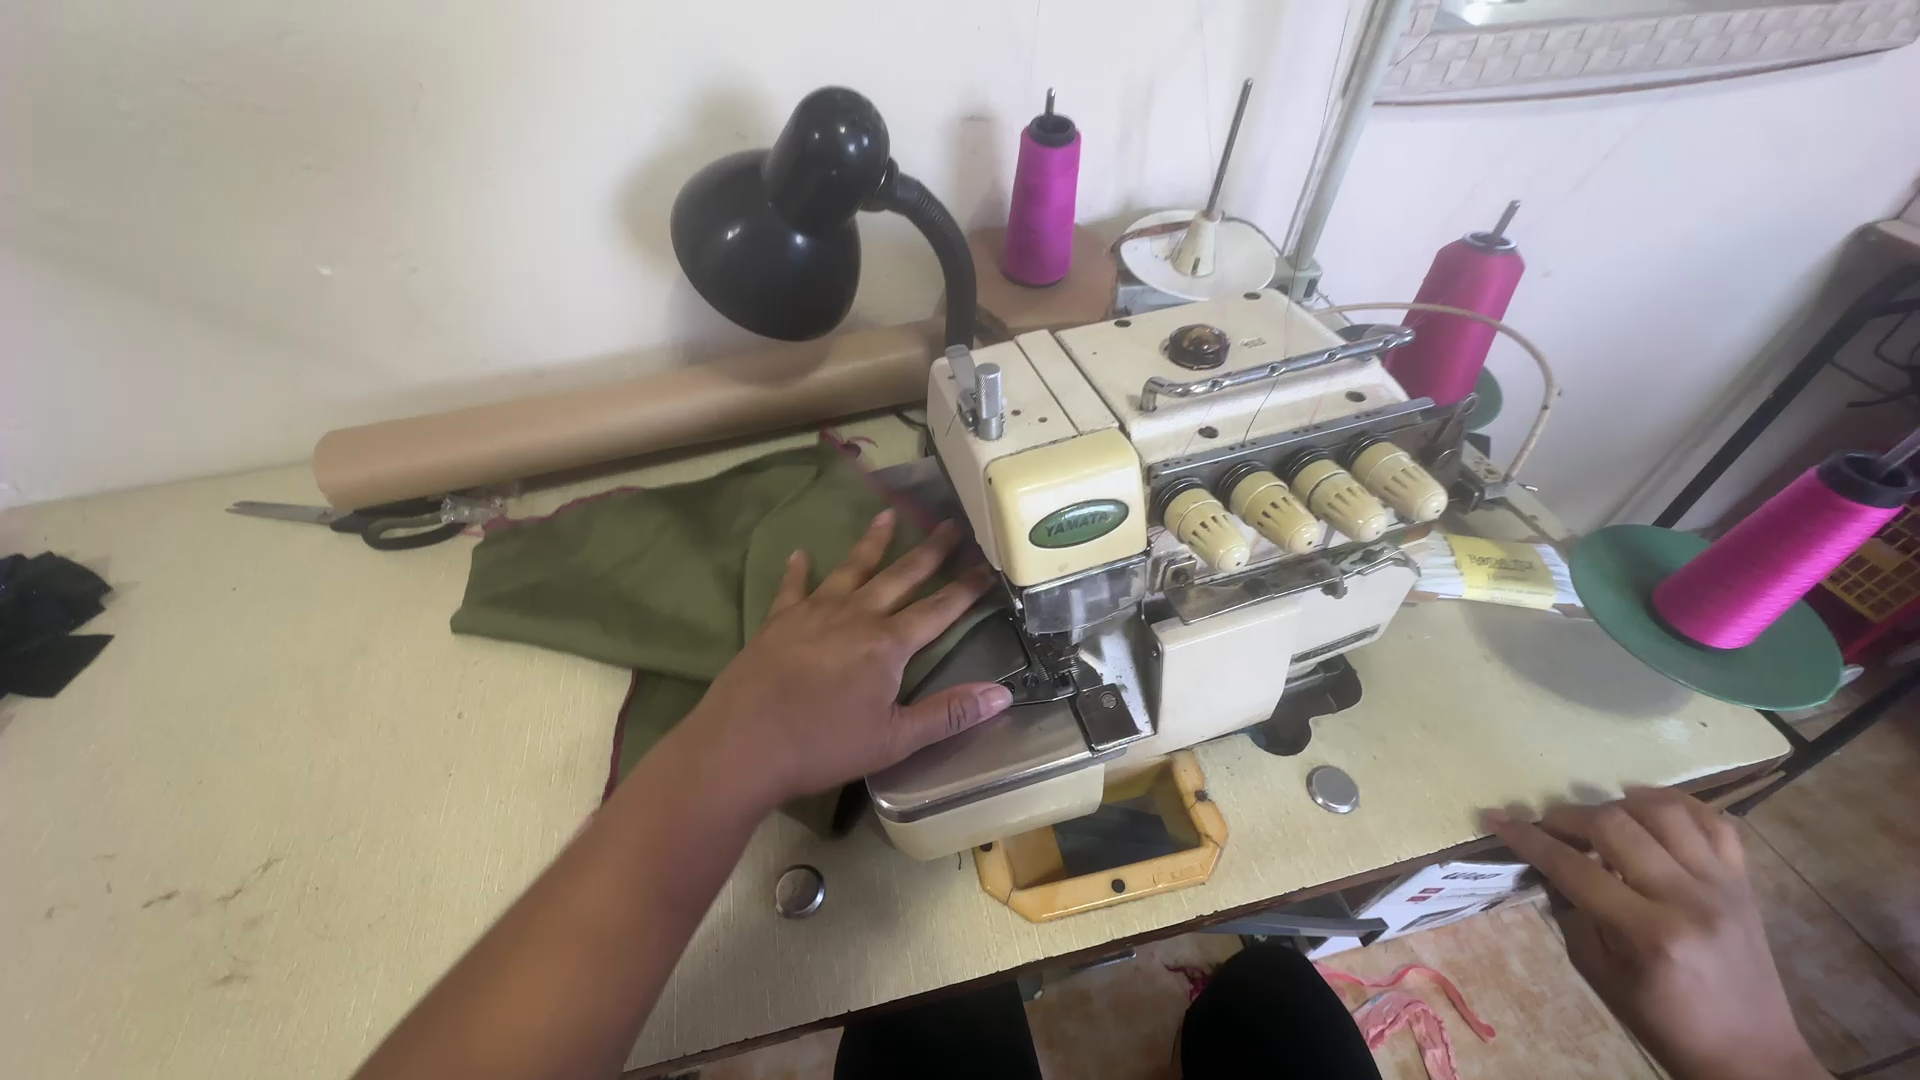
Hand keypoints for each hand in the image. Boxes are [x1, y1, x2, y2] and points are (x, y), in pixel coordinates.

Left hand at [686, 509, 1011, 805]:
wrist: (741, 745)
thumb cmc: (822, 746)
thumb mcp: (895, 740)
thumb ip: (949, 714)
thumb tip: (1003, 694)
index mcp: (888, 644)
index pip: (938, 609)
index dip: (966, 587)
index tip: (987, 563)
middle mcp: (856, 616)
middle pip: (901, 577)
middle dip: (929, 551)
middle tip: (951, 523)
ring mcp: (814, 613)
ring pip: (851, 569)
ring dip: (872, 542)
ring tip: (888, 515)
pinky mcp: (778, 621)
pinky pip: (793, 588)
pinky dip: (798, 570)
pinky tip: (800, 553)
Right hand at [1488, 789, 1825, 1079]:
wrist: (1750, 1054)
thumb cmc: (1660, 1017)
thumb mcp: (1597, 967)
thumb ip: (1570, 907)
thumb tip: (1546, 861)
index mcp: (1648, 932)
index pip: (1573, 866)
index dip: (1527, 838)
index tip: (1496, 818)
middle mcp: (1689, 900)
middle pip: (1616, 826)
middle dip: (1568, 817)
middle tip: (1549, 826)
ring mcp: (1724, 888)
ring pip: (1664, 812)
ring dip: (1619, 804)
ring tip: (1599, 817)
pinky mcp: (1745, 884)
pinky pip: (1716, 823)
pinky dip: (1678, 805)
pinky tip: (1647, 808)